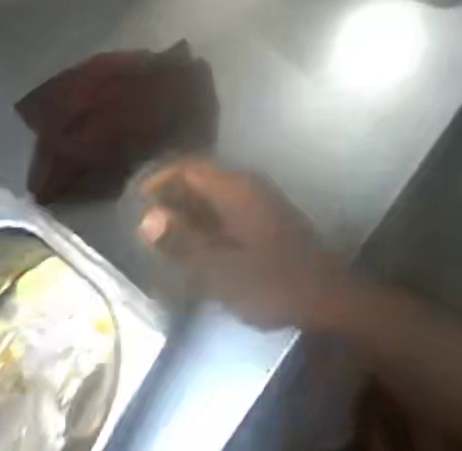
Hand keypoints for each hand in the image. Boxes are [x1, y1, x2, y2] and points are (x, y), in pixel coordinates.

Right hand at [138, 157, 353, 329]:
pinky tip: (195, 246)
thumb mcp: (220, 270)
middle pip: (202, 176)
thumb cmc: (272, 282)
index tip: (135, 200)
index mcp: (238, 189)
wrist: (326, 295)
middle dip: (171, 194)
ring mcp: (260, 200)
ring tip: (161, 236)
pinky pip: (228, 207)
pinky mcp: (267, 217)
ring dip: (188, 208)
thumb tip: (146, 217)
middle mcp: (249, 185)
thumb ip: (183, 242)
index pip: (191, 167)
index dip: (161, 178)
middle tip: (143, 223)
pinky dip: (206, 219)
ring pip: (215, 193)